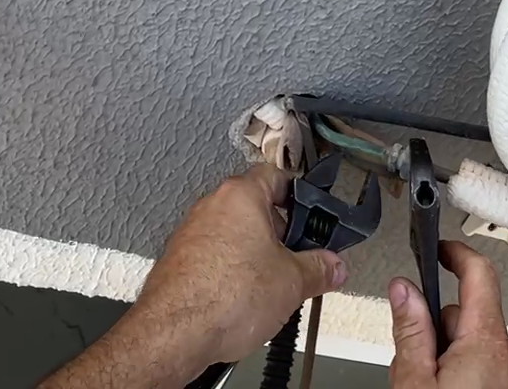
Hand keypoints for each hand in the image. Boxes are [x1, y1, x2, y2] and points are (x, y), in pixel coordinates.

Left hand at [133, 163, 348, 371]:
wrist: (174, 332)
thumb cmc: (224, 295)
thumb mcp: (291, 282)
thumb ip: (318, 269)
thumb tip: (333, 266)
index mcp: (242, 195)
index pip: (275, 175)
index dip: (296, 193)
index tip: (308, 211)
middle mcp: (213, 204)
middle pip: (253, 204)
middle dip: (276, 230)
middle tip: (293, 255)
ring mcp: (192, 231)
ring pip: (232, 231)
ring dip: (251, 250)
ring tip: (267, 282)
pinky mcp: (178, 258)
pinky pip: (212, 253)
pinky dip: (228, 268)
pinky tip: (239, 297)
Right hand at [389, 241, 507, 388]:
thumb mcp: (416, 384)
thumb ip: (410, 333)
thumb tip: (403, 290)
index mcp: (487, 343)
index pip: (479, 272)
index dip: (456, 253)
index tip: (439, 248)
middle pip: (470, 316)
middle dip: (439, 329)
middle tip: (416, 360)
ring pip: (479, 345)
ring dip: (454, 356)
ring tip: (432, 386)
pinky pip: (493, 369)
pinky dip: (471, 375)